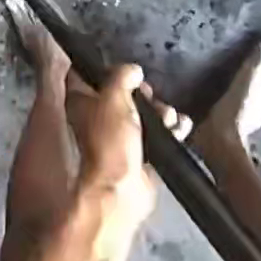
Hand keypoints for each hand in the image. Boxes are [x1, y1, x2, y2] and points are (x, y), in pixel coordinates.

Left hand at [66, 65, 190, 219]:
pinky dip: (171, 130)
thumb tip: (133, 70)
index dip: (106, 67)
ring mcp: (118, 139)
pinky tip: (180, 126)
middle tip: (149, 95)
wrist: (121, 193)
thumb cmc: (109, 141)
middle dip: (142, 92)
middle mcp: (96, 118)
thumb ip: (121, 77)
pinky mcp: (139, 156)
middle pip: (122, 93)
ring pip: (142, 114)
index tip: (125, 68)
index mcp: (80, 102)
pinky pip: (157, 135)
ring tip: (168, 117)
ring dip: (160, 111)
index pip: (87, 74)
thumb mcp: (113, 98)